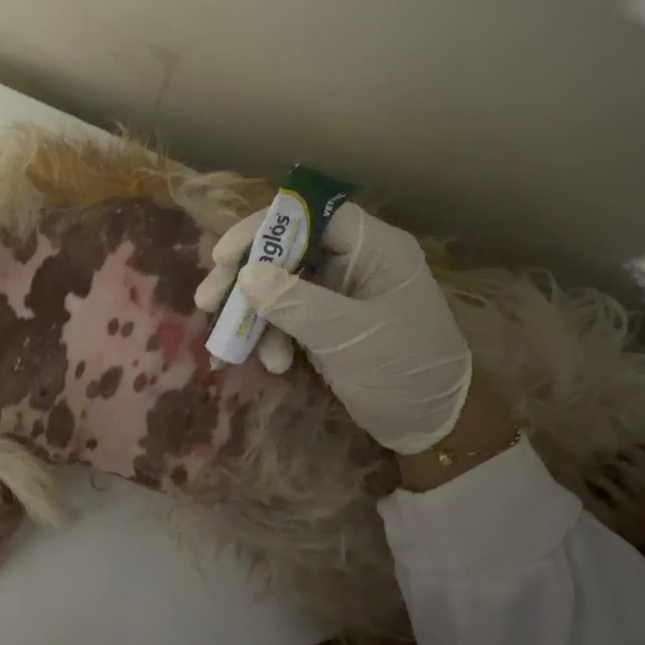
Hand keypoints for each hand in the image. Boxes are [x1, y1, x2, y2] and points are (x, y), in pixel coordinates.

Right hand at [195, 202, 471, 454]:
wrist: (436, 429)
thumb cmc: (406, 372)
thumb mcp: (350, 337)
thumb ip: (297, 303)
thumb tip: (246, 274)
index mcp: (374, 249)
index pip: (311, 215)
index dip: (264, 228)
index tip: (223, 256)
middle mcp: (354, 261)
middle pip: (285, 248)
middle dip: (245, 276)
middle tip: (208, 301)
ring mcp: (338, 291)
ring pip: (278, 283)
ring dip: (252, 312)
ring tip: (231, 345)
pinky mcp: (326, 320)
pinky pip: (284, 313)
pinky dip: (268, 333)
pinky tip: (266, 362)